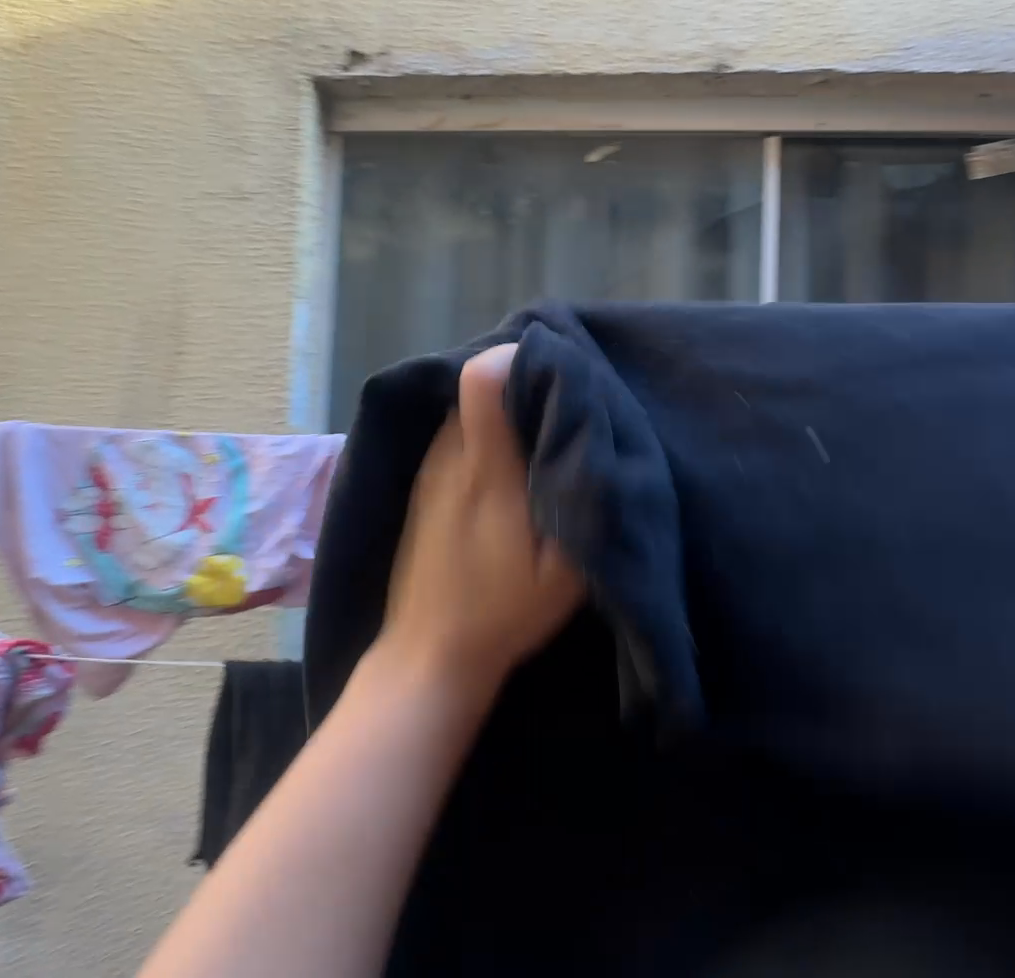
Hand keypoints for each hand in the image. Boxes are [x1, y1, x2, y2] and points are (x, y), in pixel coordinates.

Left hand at [377, 344, 584, 685]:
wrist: (429, 654)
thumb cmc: (501, 614)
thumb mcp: (564, 574)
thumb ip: (581, 505)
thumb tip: (592, 445)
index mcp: (486, 471)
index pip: (483, 378)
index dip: (521, 359)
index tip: (562, 374)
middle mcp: (449, 457)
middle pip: (477, 384)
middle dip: (523, 382)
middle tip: (564, 407)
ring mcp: (429, 470)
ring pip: (466, 408)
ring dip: (504, 410)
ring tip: (541, 435)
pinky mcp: (422, 486)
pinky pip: (455, 434)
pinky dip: (485, 433)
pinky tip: (510, 465)